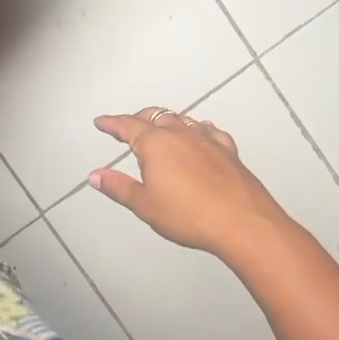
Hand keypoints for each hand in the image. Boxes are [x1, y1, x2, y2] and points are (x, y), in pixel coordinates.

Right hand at [88, 109, 293, 255]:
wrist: (243, 224)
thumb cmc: (187, 215)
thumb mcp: (145, 204)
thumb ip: (118, 187)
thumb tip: (95, 175)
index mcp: (156, 143)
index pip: (127, 126)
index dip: (112, 123)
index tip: (101, 122)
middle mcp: (181, 134)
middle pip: (156, 116)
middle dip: (138, 119)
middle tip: (127, 127)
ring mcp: (207, 140)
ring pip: (182, 120)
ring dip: (167, 121)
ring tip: (159, 129)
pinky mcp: (228, 151)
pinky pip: (209, 131)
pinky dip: (197, 129)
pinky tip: (199, 136)